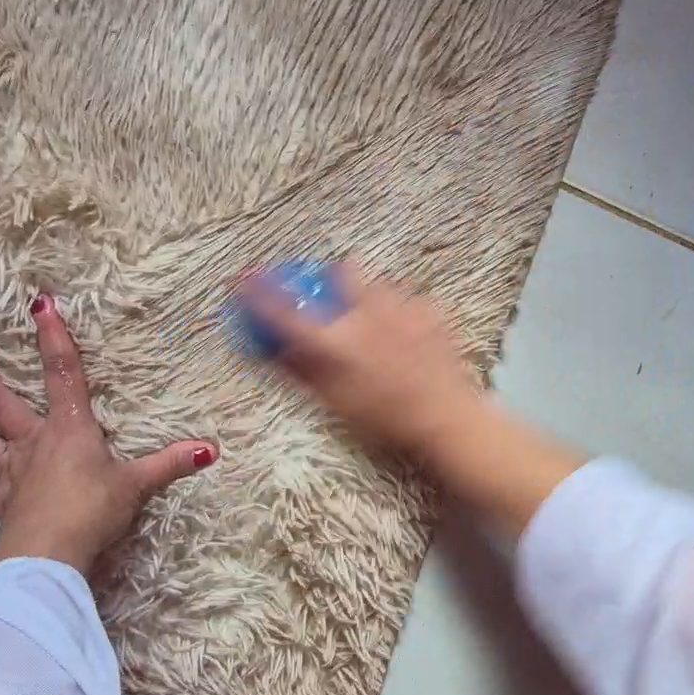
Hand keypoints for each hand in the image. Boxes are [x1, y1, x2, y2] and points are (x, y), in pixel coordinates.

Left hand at [0, 293, 216, 574]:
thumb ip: (171, 463)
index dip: (54, 338)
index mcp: (68, 431)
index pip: (63, 374)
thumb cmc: (94, 512)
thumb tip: (212, 449)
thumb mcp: (138, 484)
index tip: (39, 303)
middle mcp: (31, 443)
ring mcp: (7, 473)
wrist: (53, 558)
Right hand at [245, 265, 582, 534]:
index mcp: (336, 343)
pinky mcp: (431, 311)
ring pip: (378, 283)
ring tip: (382, 331)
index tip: (245, 280)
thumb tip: (272, 349)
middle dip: (337, 280)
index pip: (285, 311)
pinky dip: (403, 313)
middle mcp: (366, 316)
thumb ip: (300, 371)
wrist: (448, 421)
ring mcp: (403, 308)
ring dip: (372, 298)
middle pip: (344, 272)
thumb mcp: (335, 402)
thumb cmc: (388, 422)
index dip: (259, 293)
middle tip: (340, 304)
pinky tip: (409, 339)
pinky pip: (408, 300)